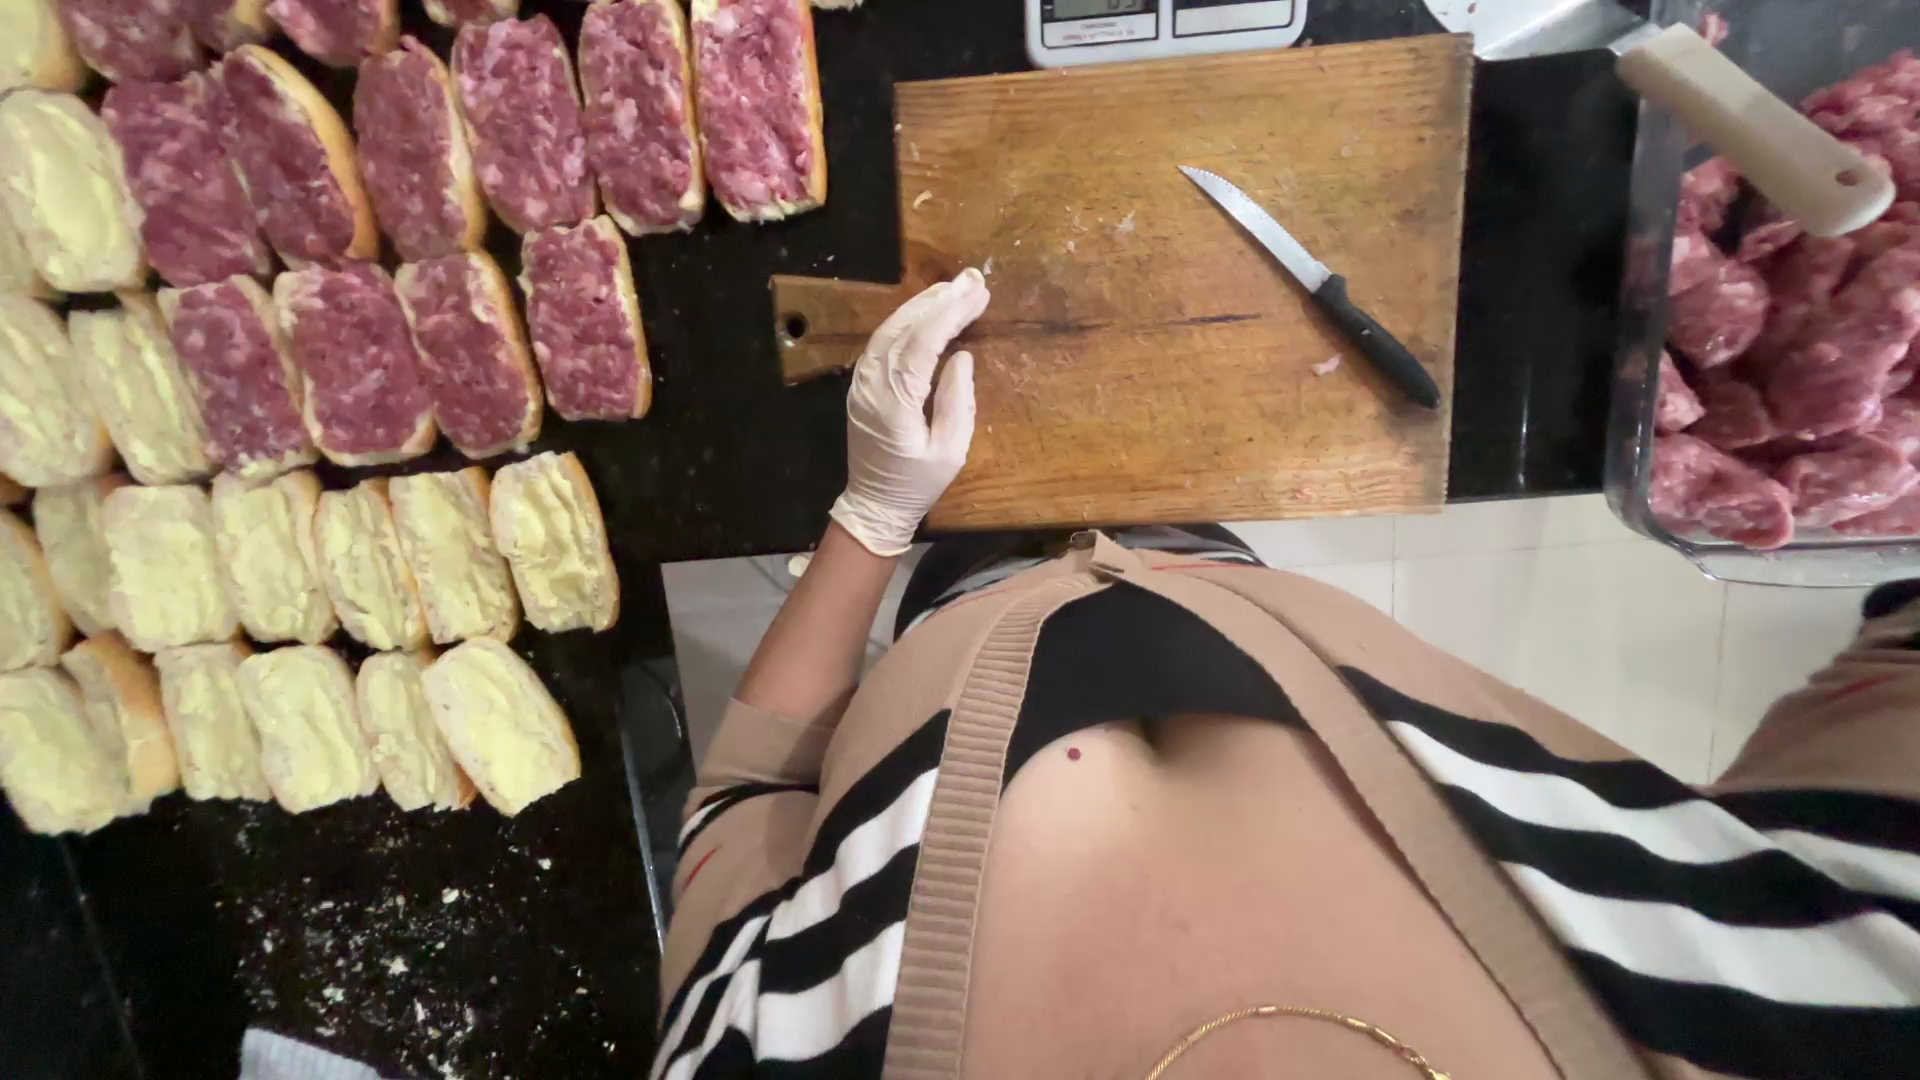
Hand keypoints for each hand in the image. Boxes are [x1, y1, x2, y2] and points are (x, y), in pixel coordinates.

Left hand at [829, 269, 990, 555]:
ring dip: (921, 306)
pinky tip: (927, 311)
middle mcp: (871, 387)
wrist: (874, 504)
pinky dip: (906, 322)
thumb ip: (957, 402)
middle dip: (938, 301)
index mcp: (894, 405)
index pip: (920, 345)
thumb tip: (961, 357)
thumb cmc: (917, 484)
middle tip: (973, 280)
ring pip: (888, 331)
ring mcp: (861, 385)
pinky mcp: (861, 386)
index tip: (977, 294)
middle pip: (902, 329)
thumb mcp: (950, 452)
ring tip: (955, 289)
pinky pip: (881, 344)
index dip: (949, 315)